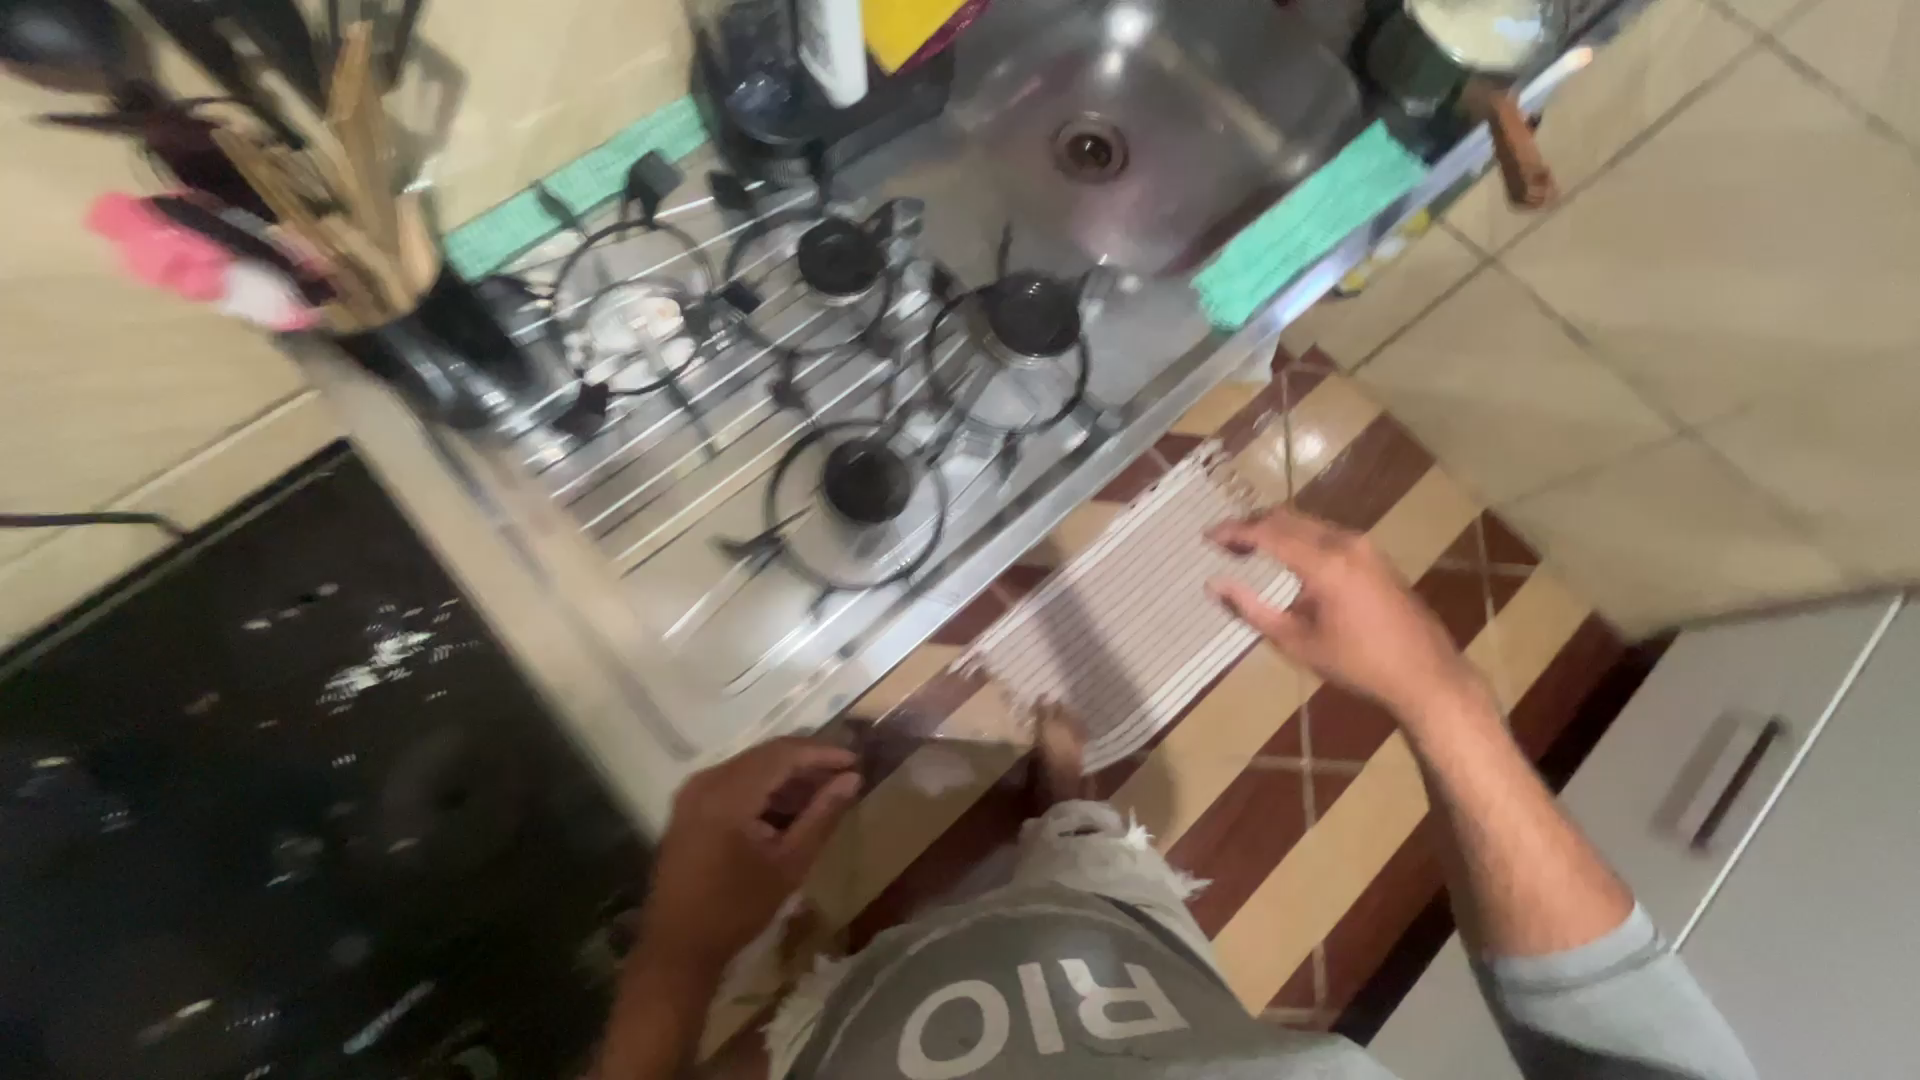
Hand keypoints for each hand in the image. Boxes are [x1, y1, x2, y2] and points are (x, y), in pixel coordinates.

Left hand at [639, 737, 861, 970]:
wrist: (678, 948)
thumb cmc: (737, 909)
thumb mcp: (789, 864)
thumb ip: (822, 815)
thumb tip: (852, 779)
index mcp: (728, 794)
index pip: (782, 754)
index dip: (821, 752)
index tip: (855, 760)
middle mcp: (707, 781)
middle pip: (766, 755)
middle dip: (807, 762)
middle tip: (843, 775)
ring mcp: (694, 791)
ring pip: (752, 766)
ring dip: (787, 776)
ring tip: (823, 792)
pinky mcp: (690, 804)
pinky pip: (735, 781)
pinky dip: (764, 788)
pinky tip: (789, 807)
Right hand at [1204, 509, 1488, 719]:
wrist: (1426, 674)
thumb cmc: (1356, 663)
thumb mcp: (1295, 641)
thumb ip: (1251, 609)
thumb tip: (1214, 585)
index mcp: (1324, 563)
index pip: (1267, 532)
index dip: (1233, 531)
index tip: (1206, 536)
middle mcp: (1345, 542)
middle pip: (1286, 518)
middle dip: (1251, 524)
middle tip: (1222, 540)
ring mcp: (1363, 546)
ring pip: (1307, 522)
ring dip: (1274, 528)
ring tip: (1246, 547)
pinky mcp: (1373, 555)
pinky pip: (1324, 532)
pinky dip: (1297, 536)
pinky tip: (1284, 556)